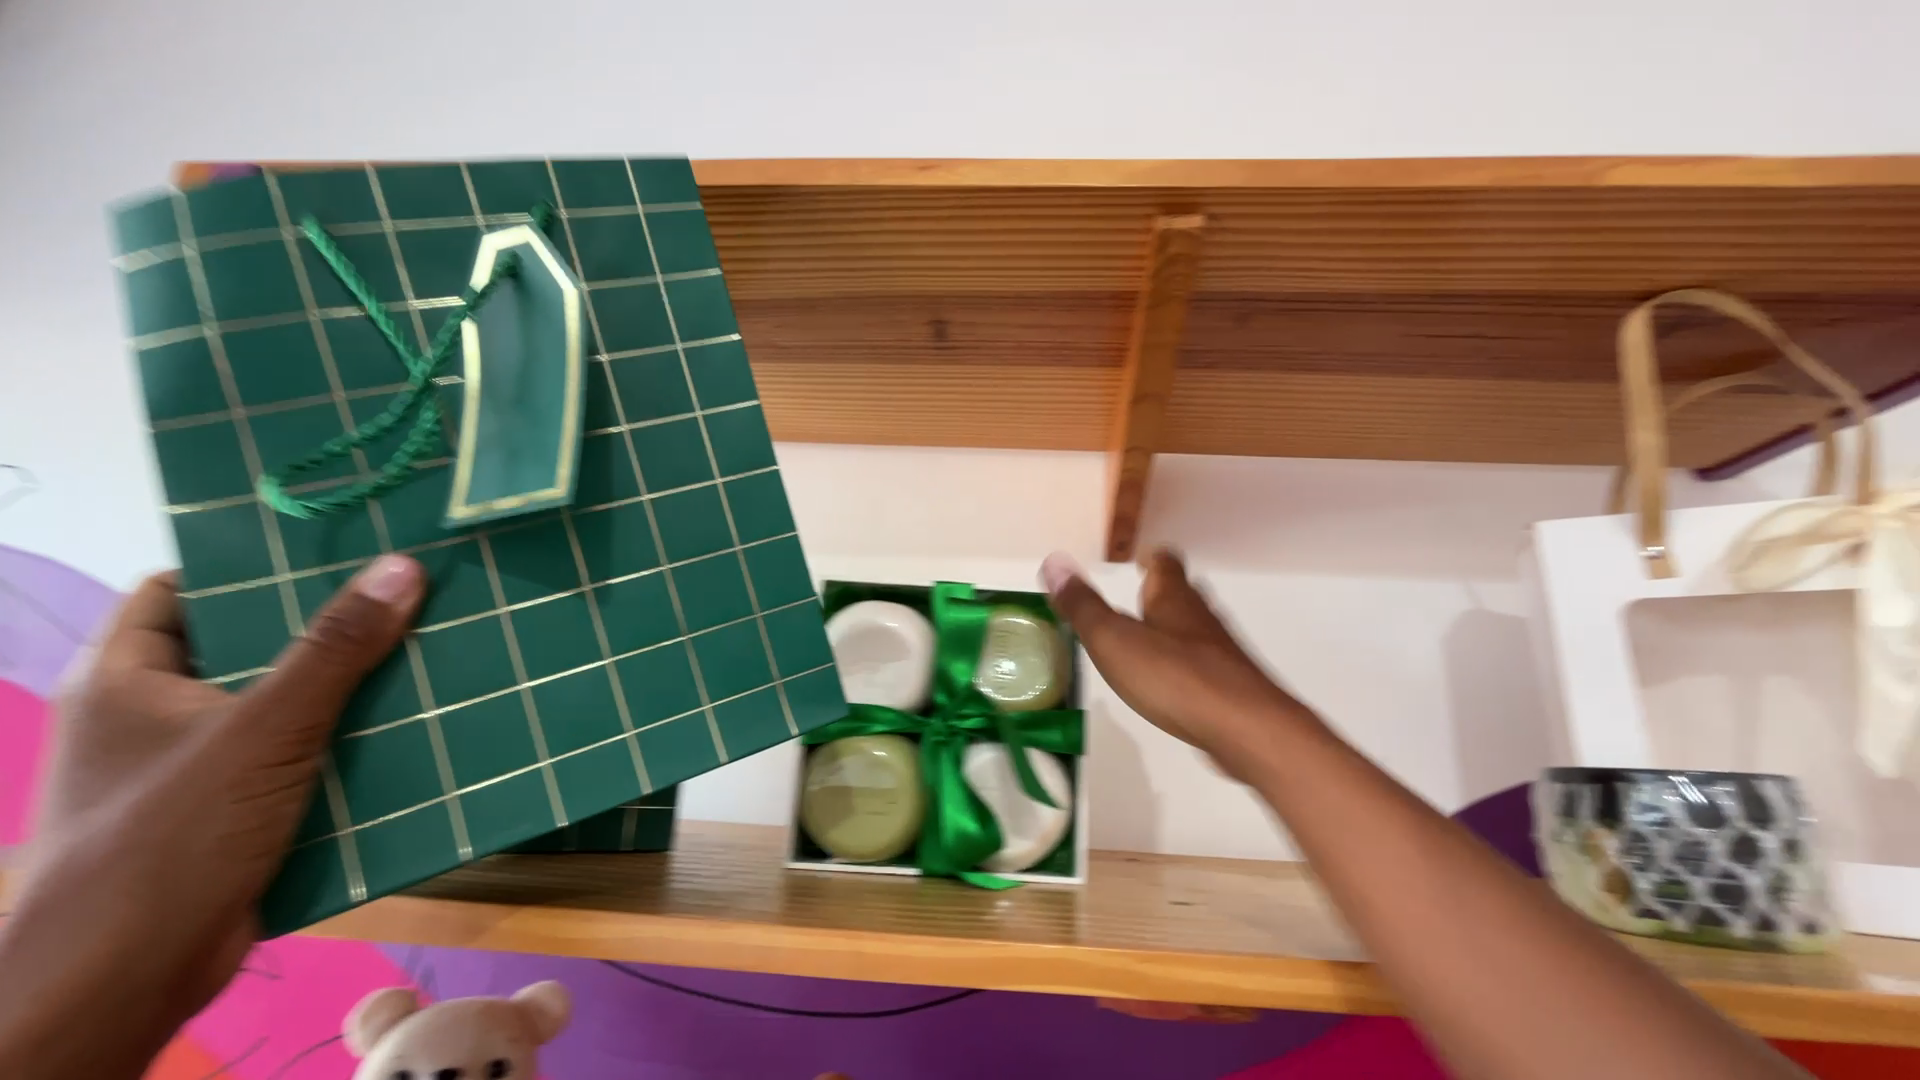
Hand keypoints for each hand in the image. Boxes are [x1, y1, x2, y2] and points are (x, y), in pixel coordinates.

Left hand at [0, 555, 423, 1078]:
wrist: (130, 980)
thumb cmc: (174, 836)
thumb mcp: (265, 730)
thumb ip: (336, 649)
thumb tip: (404, 566)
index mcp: (127, 678)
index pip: (184, 589)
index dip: (253, 565)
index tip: (337, 550)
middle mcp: (154, 714)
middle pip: (247, 645)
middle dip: (324, 626)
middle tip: (405, 594)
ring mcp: (193, 764)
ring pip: (281, 702)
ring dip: (346, 686)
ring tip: (425, 648)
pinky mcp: (232, 806)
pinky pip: (297, 751)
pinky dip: (344, 737)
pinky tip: (408, 722)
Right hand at [1040, 549, 1317, 779]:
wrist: (1246, 729)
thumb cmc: (1174, 677)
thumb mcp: (1114, 641)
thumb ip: (1083, 606)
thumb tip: (1054, 561)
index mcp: (1173, 600)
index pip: (1165, 564)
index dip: (1152, 559)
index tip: (1139, 558)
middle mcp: (1202, 619)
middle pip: (1184, 595)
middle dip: (1163, 593)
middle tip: (1140, 595)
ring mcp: (1221, 654)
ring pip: (1196, 630)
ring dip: (1175, 630)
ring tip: (1150, 639)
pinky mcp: (1232, 688)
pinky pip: (1205, 666)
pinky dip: (1187, 666)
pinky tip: (1173, 685)